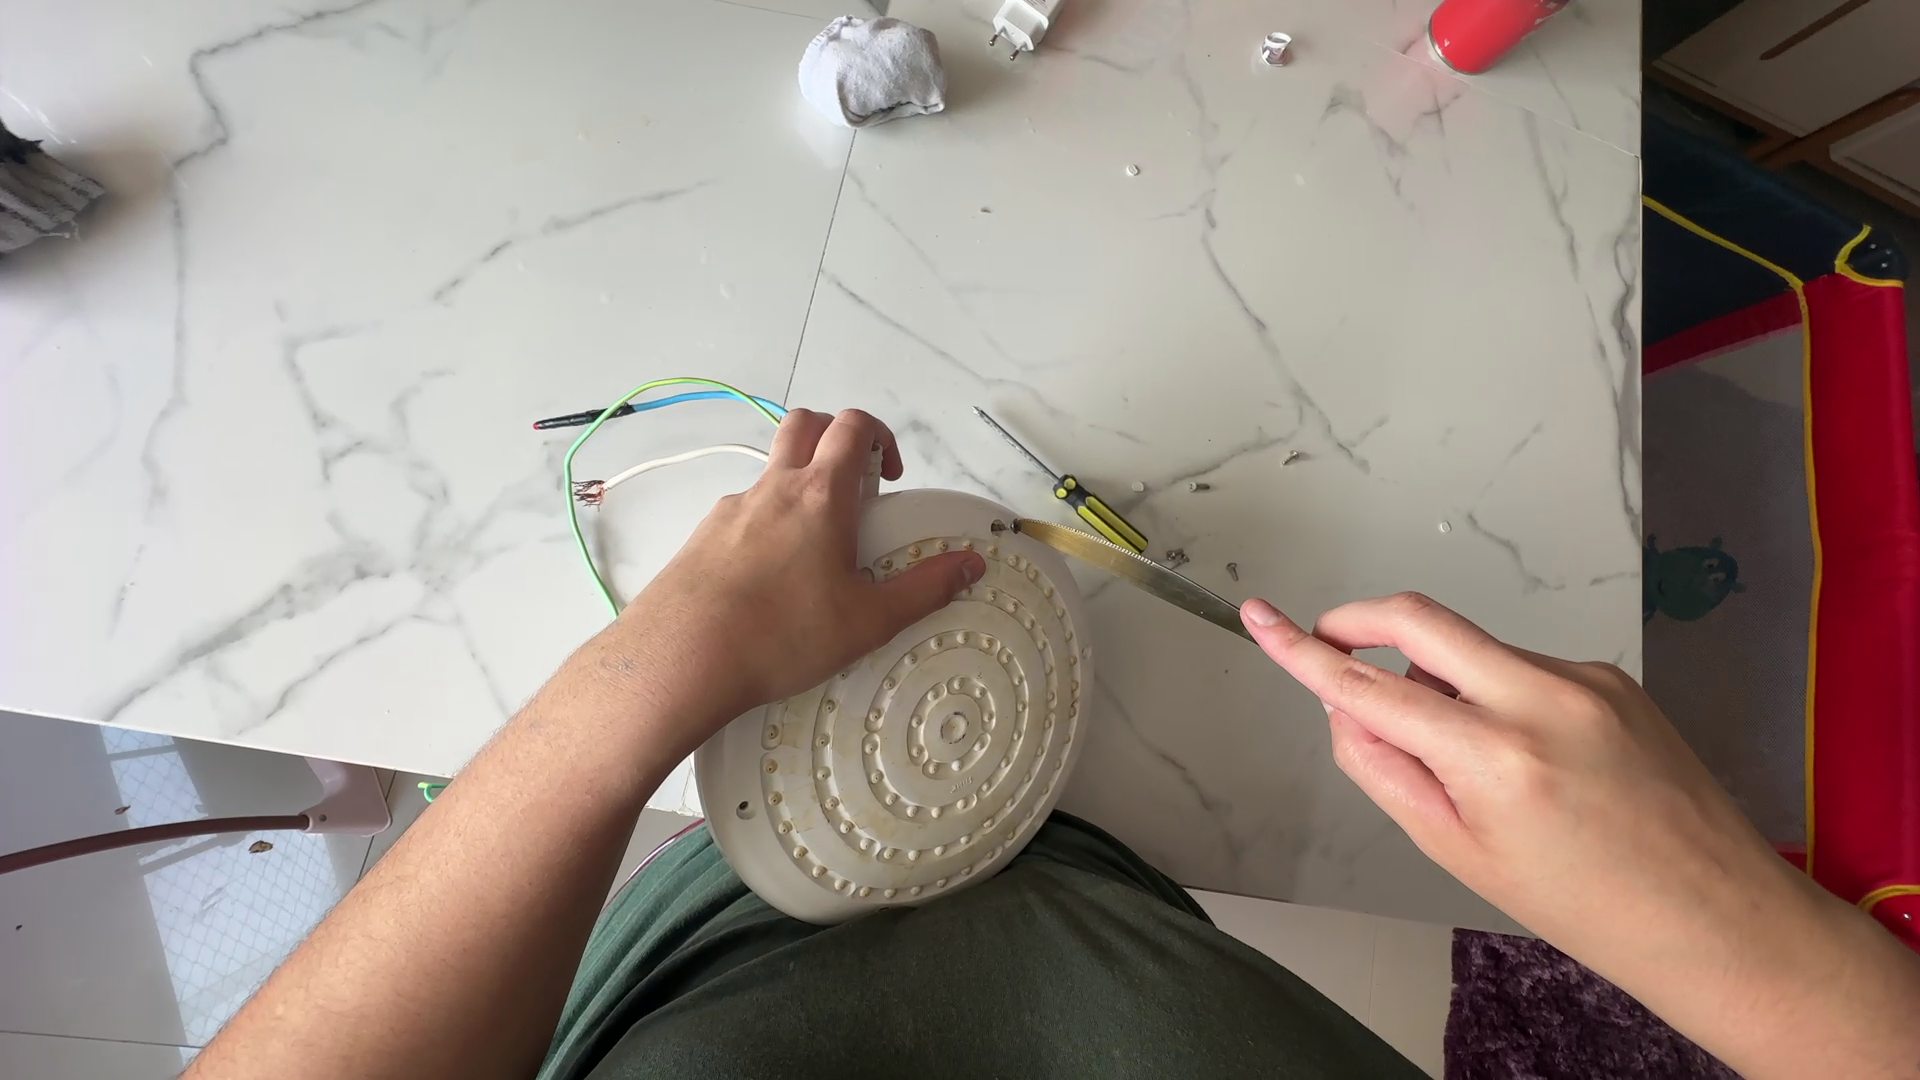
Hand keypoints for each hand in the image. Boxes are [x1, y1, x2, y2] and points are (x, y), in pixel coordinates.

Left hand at [596, 409, 983, 759]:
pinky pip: (744, 507)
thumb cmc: (784, 634)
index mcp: (819, 494)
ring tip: (816, 543)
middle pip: (805, 424)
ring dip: (801, 479)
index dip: (881, 437)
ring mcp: (732, 508)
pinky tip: (772, 575)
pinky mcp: (703, 535)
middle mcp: (774, 488)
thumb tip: (972, 564)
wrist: (681, 659)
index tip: (891, 477)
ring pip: (772, 466)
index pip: (852, 426)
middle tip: (855, 488)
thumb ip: (925, 589)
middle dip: (837, 438)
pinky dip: (769, 517)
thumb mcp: (868, 620)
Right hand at [1241, 592, 1919, 1078]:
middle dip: (1355, 619)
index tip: (1260, 616)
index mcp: (1494, 756)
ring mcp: (1584, 677)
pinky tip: (1517, 745)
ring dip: (1431, 675)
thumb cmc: (1578, 902)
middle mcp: (1542, 697)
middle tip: (1330, 644)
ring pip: (1462, 645)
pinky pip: (1510, 661)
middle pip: (1416, 616)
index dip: (1298, 649)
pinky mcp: (1608, 672)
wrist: (1727, 924)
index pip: (1365, 685)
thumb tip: (1341, 703)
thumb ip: (1377, 762)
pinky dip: (1483, 687)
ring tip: (1461, 747)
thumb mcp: (1449, 844)